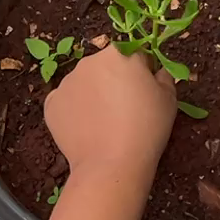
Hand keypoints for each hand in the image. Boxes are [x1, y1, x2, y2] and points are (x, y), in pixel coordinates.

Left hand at [45, 45, 174, 178]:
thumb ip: (164, 77)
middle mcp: (89, 62)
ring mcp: (66, 82)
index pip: (135, 56)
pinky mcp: (51, 104)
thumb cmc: (146, 128)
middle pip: (107, 67)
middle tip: (126, 111)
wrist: (111, 164)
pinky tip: (88, 129)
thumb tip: (157, 72)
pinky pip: (66, 102)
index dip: (143, 74)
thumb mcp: (168, 100)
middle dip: (115, 82)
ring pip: (85, 84)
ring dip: (94, 95)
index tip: (145, 95)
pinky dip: (75, 111)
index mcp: (119, 54)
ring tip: (106, 123)